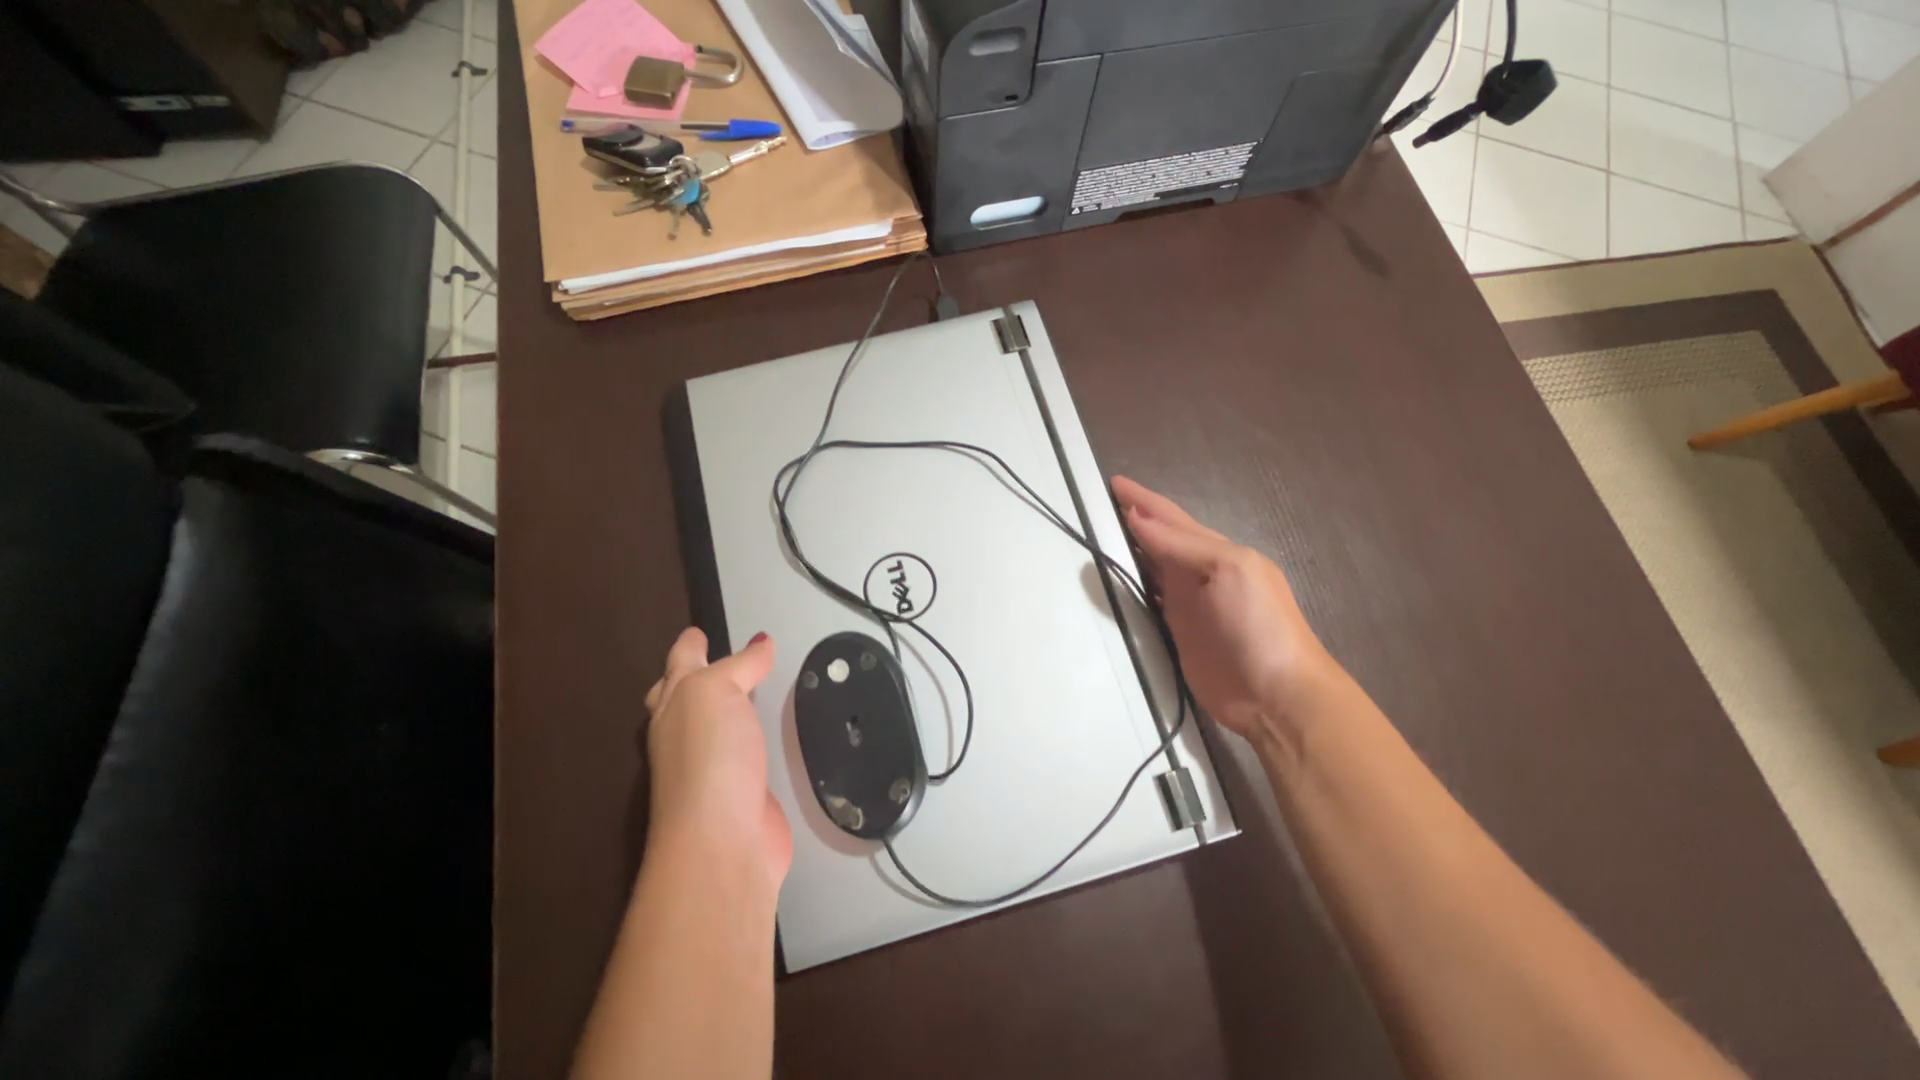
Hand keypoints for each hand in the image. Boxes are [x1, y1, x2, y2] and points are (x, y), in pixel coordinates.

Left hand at [644, 628, 791, 888]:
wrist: (720, 841)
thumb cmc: (710, 757)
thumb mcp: (717, 691)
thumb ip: (739, 666)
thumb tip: (761, 643)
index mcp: (673, 706)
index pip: (678, 665)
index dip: (688, 646)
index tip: (696, 631)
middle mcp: (682, 736)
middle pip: (678, 699)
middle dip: (687, 678)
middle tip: (707, 660)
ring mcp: (707, 770)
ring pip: (709, 730)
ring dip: (720, 712)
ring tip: (742, 695)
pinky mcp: (736, 797)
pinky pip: (741, 760)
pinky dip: (747, 746)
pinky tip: (761, 743)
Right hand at [1112, 476, 1340, 746]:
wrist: (1275, 694)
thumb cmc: (1259, 626)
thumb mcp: (1228, 571)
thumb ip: (1182, 545)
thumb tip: (1137, 517)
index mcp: (1218, 551)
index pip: (1172, 518)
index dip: (1143, 500)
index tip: (1113, 482)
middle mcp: (1200, 573)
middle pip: (1160, 539)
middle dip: (1133, 520)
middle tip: (1097, 506)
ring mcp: (1189, 605)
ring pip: (1151, 568)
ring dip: (1129, 552)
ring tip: (1099, 537)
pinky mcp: (1177, 635)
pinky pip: (1147, 603)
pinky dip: (1131, 588)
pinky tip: (1114, 583)